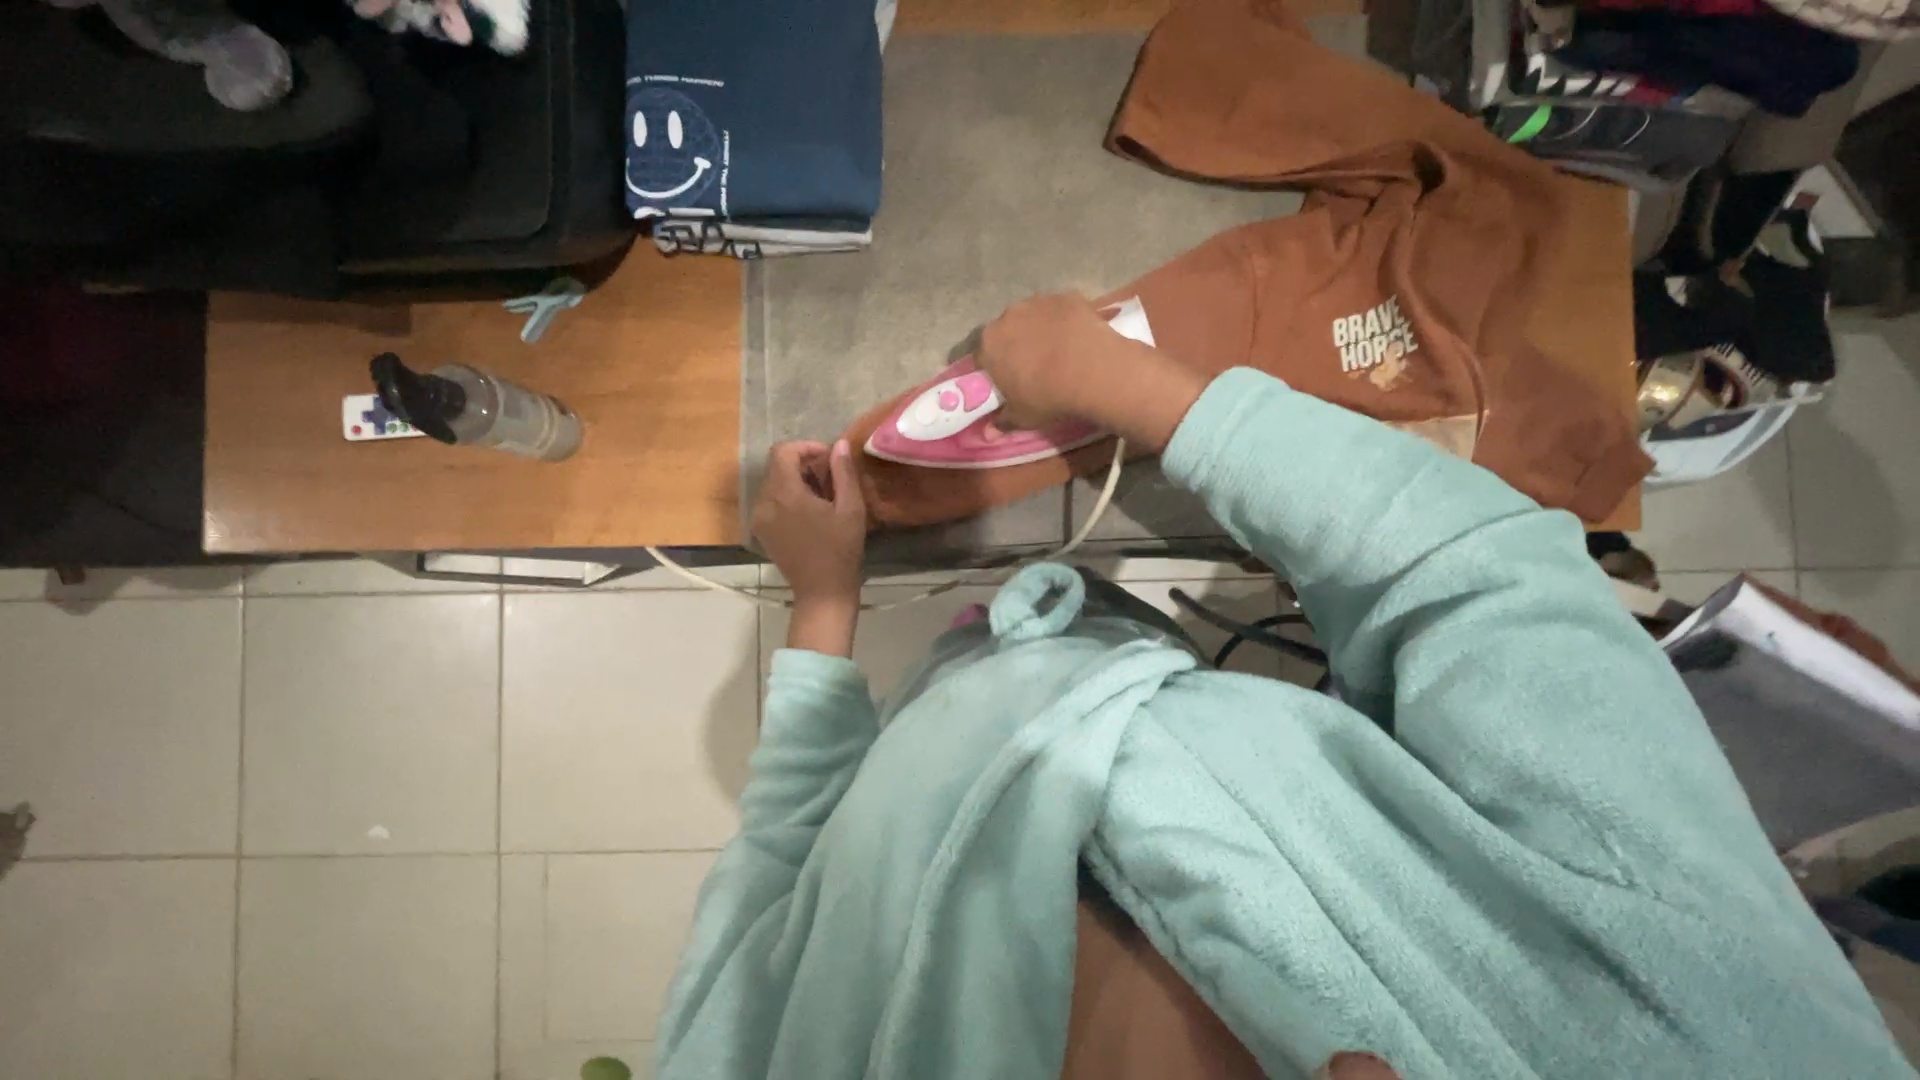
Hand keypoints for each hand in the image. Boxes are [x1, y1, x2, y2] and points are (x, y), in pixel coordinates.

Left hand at [752, 440, 865, 655]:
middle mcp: (764, 502)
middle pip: (777, 467)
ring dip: (795, 481)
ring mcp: (759, 518)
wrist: (822, 592)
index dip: (806, 448)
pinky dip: (787, 498)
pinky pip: (770, 502)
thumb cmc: (841, 550)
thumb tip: (839, 444)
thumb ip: (844, 472)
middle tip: (829, 478)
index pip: (783, 452)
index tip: (828, 458)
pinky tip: (808, 513)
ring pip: (773, 484)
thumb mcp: (851, 509)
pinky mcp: (761, 531)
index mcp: (785, 493)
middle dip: (802, 464)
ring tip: (821, 496)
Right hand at [973, 293, 1117, 429]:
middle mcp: (1007, 316)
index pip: (982, 357)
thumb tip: (988, 433)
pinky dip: (1065, 322)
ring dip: (1040, 331)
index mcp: (989, 344)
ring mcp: (1038, 302)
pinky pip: (1060, 310)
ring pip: (1033, 317)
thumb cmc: (1048, 396)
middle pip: (1006, 331)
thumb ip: (1001, 422)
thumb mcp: (1022, 417)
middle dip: (1015, 346)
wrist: (1094, 371)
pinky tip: (1077, 339)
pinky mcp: (1067, 297)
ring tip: (1059, 352)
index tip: (1006, 382)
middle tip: (1033, 368)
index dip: (993, 370)